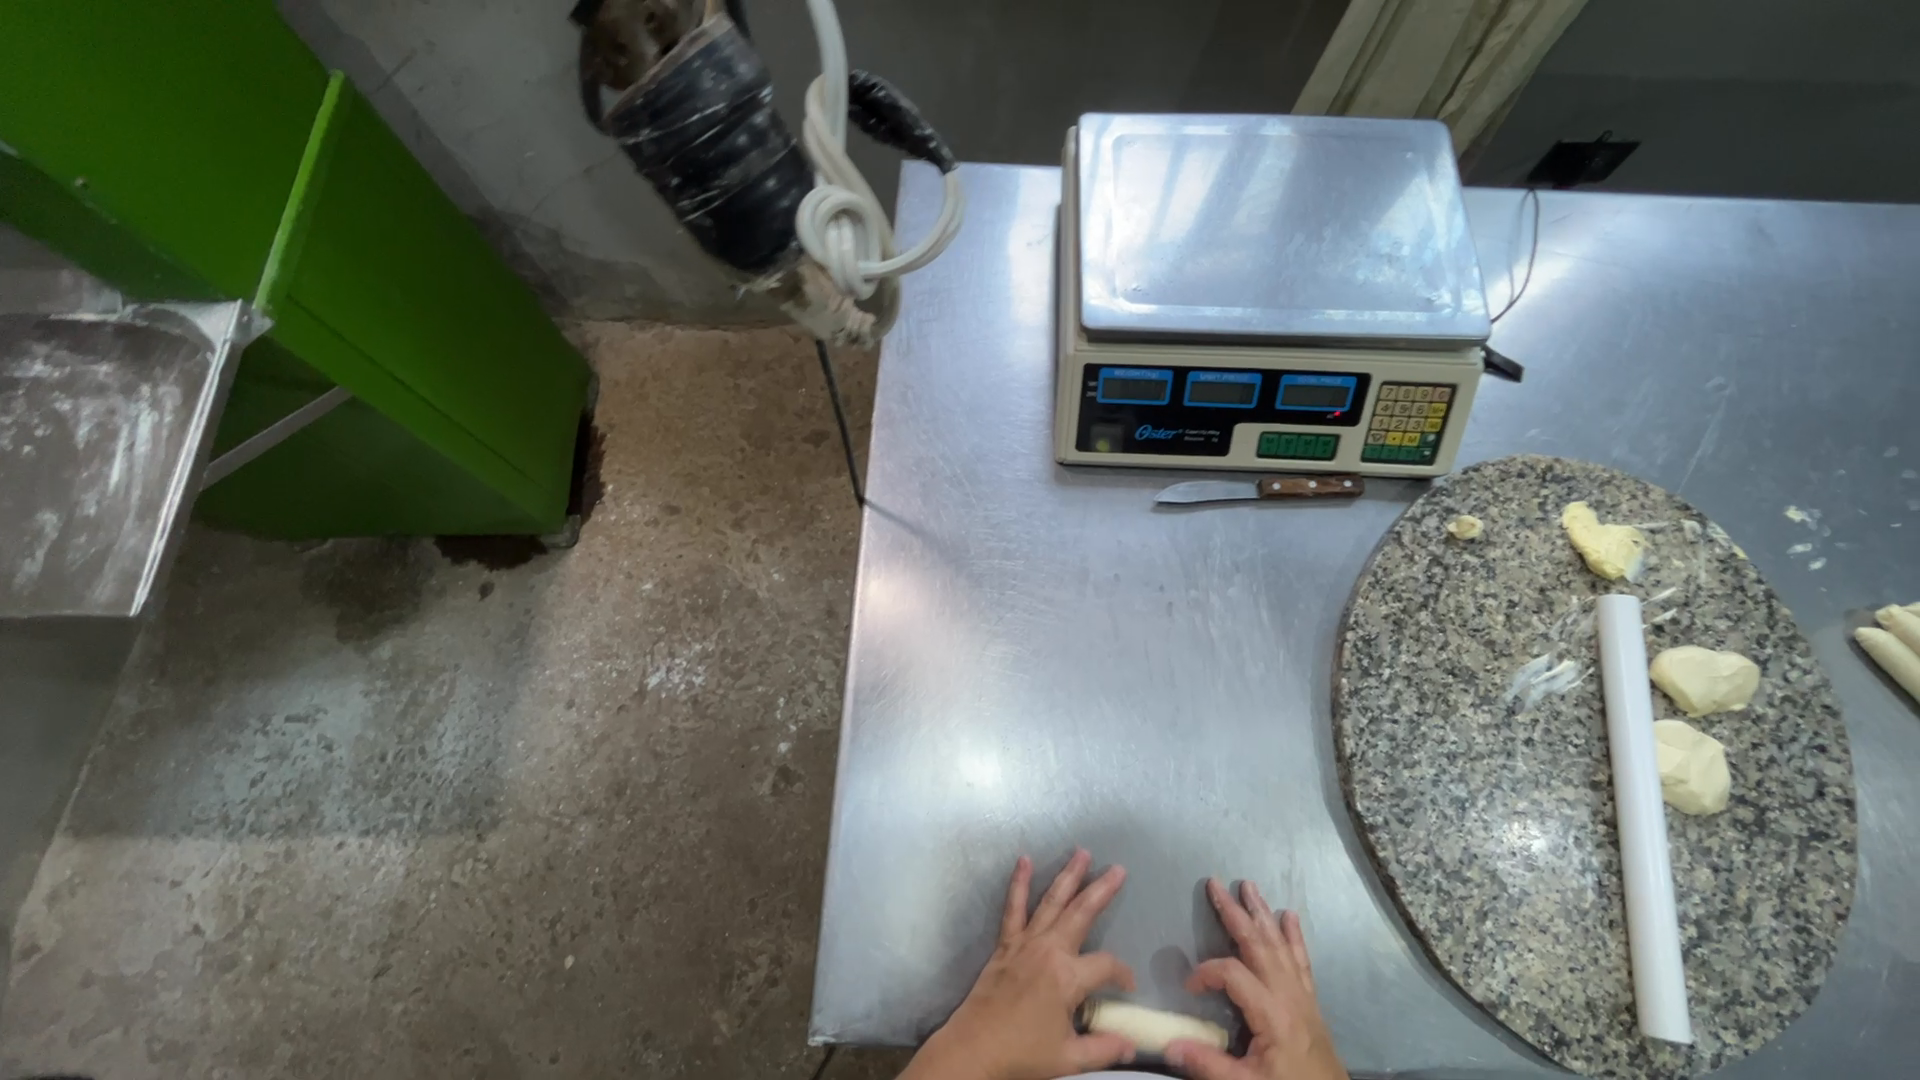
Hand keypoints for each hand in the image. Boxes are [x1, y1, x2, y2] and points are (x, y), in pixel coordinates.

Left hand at [903, 849, 1137, 1079]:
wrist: (975, 1047)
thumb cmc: (1023, 1053)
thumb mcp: (1069, 1058)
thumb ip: (1103, 1048)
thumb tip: (1132, 1046)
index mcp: (1068, 977)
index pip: (1107, 966)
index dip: (1122, 974)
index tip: (1128, 985)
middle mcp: (1049, 950)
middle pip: (1082, 913)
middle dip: (1102, 890)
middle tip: (1119, 869)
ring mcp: (1026, 942)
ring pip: (1052, 902)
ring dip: (1069, 876)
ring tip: (1082, 853)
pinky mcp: (1006, 943)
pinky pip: (1013, 908)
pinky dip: (1019, 883)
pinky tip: (1023, 861)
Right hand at [1165, 879, 1346, 1079]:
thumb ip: (1208, 1064)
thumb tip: (1168, 1045)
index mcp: (1272, 1015)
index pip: (1232, 974)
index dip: (1206, 973)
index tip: (1189, 988)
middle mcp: (1289, 997)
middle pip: (1258, 945)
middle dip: (1235, 912)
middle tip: (1216, 883)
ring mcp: (1303, 998)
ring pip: (1280, 946)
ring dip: (1262, 914)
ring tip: (1249, 886)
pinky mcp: (1310, 1004)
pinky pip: (1301, 961)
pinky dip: (1294, 937)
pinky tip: (1289, 916)